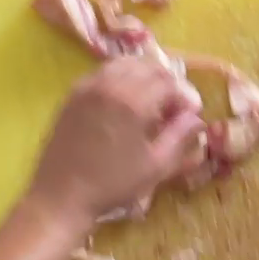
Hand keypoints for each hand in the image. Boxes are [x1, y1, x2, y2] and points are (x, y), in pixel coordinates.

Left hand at [25, 57, 205, 229]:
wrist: (61, 195)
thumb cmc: (112, 184)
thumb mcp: (154, 166)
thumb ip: (179, 137)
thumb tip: (196, 118)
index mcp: (133, 102)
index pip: (169, 82)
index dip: (185, 94)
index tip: (192, 112)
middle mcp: (110, 84)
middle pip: (148, 66)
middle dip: (167, 81)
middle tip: (175, 105)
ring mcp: (88, 86)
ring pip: (124, 64)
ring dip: (144, 76)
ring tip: (152, 100)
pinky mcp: (73, 93)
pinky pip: (103, 73)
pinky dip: (121, 78)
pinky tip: (125, 100)